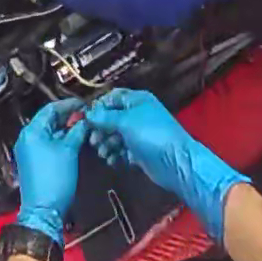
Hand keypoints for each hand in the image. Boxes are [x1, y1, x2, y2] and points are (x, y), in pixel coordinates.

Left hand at [12, 98, 91, 242]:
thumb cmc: (56, 177)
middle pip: (48, 120)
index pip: (50, 109)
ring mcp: (28, 149)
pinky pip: (46, 143)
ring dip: (65, 129)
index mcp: (32, 131)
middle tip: (86, 116)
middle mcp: (26, 137)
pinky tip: (74, 140)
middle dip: (67, 117)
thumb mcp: (69, 151)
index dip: (69, 105)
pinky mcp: (32, 160)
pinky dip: (60, 140)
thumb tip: (84, 119)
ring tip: (83, 127)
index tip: (85, 105)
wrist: (43, 210)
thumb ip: (77, 131)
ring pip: (48, 132)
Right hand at [84, 88, 248, 240]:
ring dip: (106, 143)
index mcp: (137, 100)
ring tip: (103, 153)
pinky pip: (122, 149)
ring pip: (115, 134)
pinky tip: (111, 160)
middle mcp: (137, 113)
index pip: (111, 98)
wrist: (175, 162)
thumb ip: (105, 117)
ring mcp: (139, 133)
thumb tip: (88, 113)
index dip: (98, 107)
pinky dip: (115, 154)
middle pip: (111, 117)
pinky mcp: (140, 150)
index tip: (86, 120)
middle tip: (93, 141)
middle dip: (100, 129)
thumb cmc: (150, 134)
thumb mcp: (125, 121)